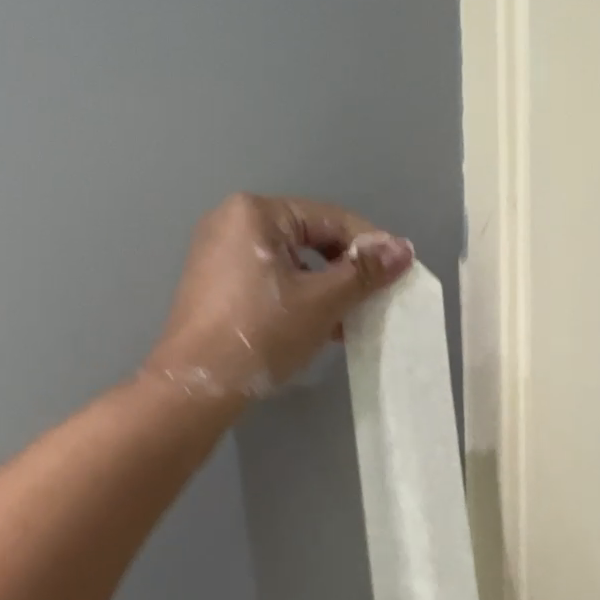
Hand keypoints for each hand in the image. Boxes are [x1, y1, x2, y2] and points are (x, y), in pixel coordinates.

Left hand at [144, 193, 414, 397]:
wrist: (195, 386)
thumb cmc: (260, 333)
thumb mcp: (321, 302)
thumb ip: (364, 272)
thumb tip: (403, 249)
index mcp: (255, 212)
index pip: (329, 218)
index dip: (369, 245)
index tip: (399, 272)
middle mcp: (231, 222)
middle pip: (308, 238)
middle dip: (344, 270)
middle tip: (374, 299)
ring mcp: (218, 254)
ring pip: (289, 263)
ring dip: (324, 289)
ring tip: (350, 320)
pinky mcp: (213, 286)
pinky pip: (268, 280)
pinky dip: (296, 298)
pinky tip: (319, 328)